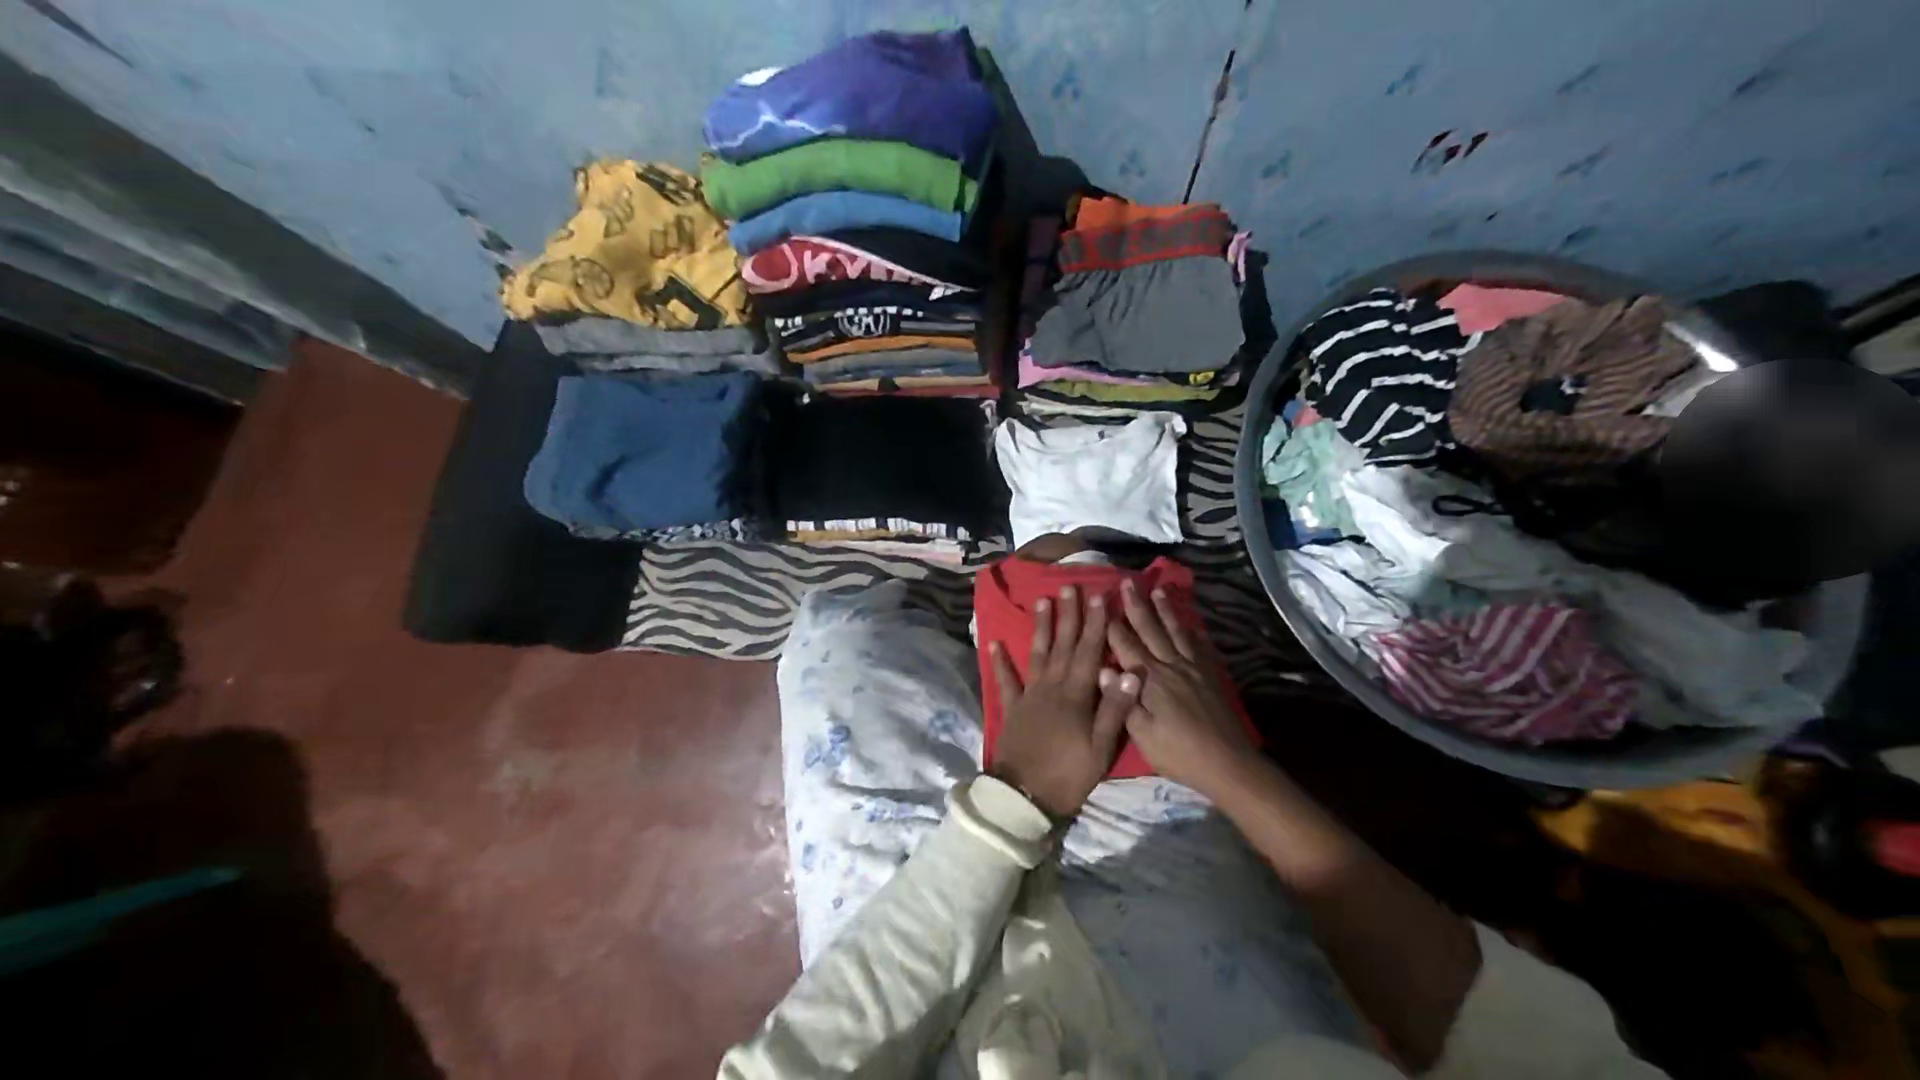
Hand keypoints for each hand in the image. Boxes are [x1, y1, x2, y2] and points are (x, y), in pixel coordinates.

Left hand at [989, 585, 1139, 819]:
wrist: (1024, 796)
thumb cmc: (1069, 774)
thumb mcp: (1101, 748)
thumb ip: (1115, 708)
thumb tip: (1132, 671)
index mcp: (1076, 695)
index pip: (1090, 652)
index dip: (1096, 624)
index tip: (1100, 597)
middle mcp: (1052, 687)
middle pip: (1063, 645)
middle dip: (1068, 615)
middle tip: (1069, 587)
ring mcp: (1029, 695)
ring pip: (1037, 654)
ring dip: (1040, 627)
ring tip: (1041, 601)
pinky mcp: (1012, 708)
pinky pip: (1006, 680)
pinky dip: (1000, 661)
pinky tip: (994, 643)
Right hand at [1105, 579, 1256, 798]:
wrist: (1228, 763)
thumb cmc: (1178, 752)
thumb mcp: (1142, 734)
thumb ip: (1122, 699)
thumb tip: (1102, 668)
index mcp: (1150, 680)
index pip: (1125, 645)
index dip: (1112, 624)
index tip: (1101, 601)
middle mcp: (1171, 666)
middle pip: (1151, 630)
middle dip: (1137, 605)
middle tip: (1128, 581)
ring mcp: (1194, 669)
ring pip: (1176, 632)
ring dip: (1166, 610)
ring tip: (1159, 590)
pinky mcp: (1210, 677)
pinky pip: (1198, 646)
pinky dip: (1191, 631)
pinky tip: (1189, 624)